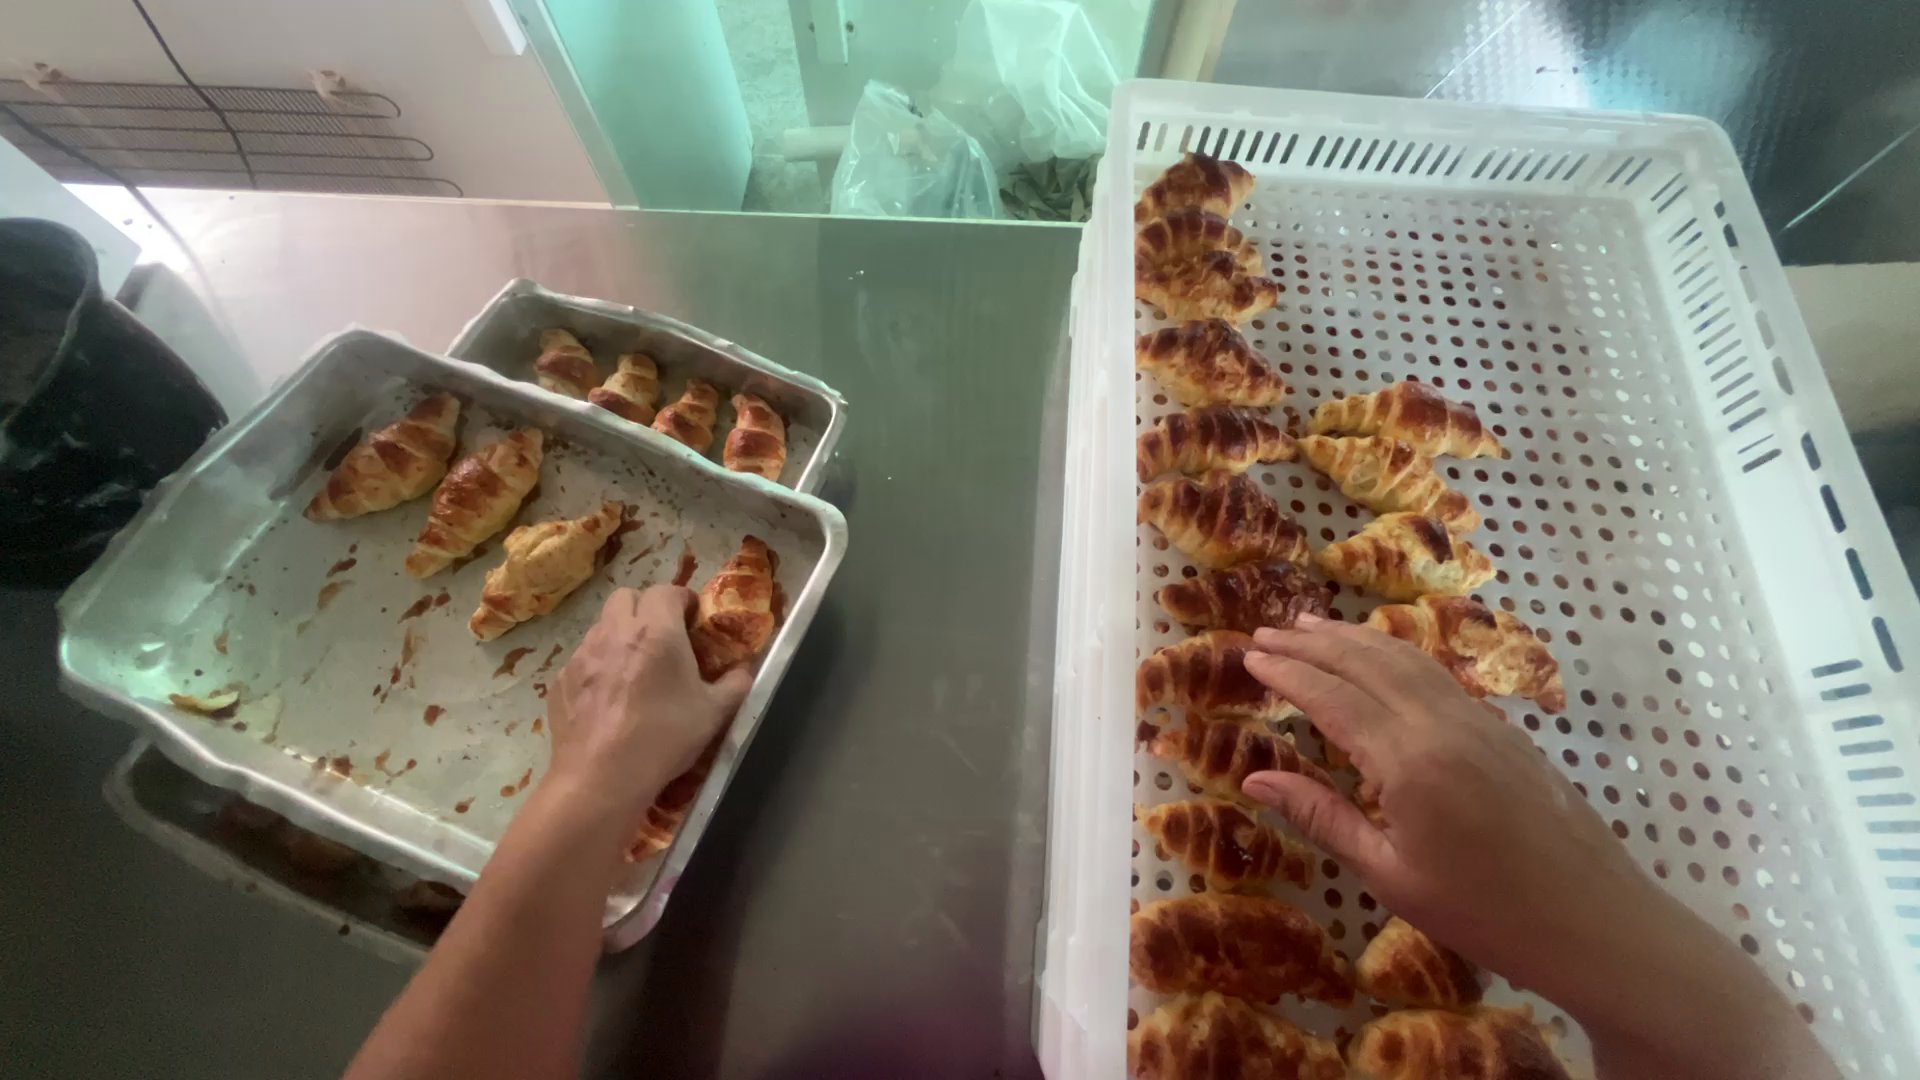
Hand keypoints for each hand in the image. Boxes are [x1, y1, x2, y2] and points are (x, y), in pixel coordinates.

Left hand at [544, 586, 753, 829]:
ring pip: (602, 626)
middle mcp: (615, 632)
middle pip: (627, 596)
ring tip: (636, 666)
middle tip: (664, 636)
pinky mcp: (560, 682)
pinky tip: (610, 696)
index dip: (683, 600)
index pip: (667, 591)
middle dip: (646, 607)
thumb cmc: (664, 737)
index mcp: (657, 631)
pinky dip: (599, 665)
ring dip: (621, 634)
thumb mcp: (715, 712)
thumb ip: (736, 683)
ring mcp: (582, 656)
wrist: (601, 779)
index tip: (693, 620)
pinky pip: (583, 658)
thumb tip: (745, 670)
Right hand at [1239, 614, 1833, 1079]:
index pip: (1331, 698)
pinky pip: (1434, 672)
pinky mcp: (1502, 728)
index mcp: (1409, 762)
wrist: (1607, 930)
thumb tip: (1252, 779)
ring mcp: (1478, 721)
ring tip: (1309, 623)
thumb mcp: (1390, 876)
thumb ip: (1320, 817)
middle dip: (1309, 643)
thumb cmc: (1487, 914)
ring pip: (1403, 658)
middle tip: (1264, 632)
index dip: (1286, 674)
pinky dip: (1392, 651)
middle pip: (1364, 663)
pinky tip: (1376, 653)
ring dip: (1350, 636)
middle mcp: (1441, 725)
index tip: (1248, 657)